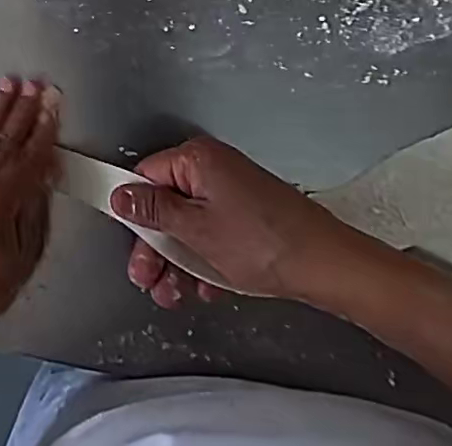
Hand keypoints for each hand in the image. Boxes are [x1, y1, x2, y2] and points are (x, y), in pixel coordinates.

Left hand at [0, 78, 58, 333]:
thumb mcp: (28, 249)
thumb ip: (36, 201)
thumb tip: (48, 163)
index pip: (27, 159)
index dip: (44, 130)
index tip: (54, 104)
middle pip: (5, 140)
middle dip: (24, 109)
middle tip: (38, 84)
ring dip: (1, 106)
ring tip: (12, 81)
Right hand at [108, 136, 389, 308]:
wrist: (330, 266)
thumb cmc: (269, 243)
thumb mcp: (195, 231)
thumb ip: (153, 211)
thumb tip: (122, 195)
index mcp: (196, 159)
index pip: (145, 175)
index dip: (133, 211)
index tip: (128, 238)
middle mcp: (212, 167)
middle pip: (165, 202)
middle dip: (156, 246)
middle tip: (149, 276)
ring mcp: (230, 189)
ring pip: (187, 222)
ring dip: (178, 259)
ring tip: (176, 291)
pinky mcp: (245, 210)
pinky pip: (210, 229)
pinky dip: (204, 257)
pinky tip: (206, 284)